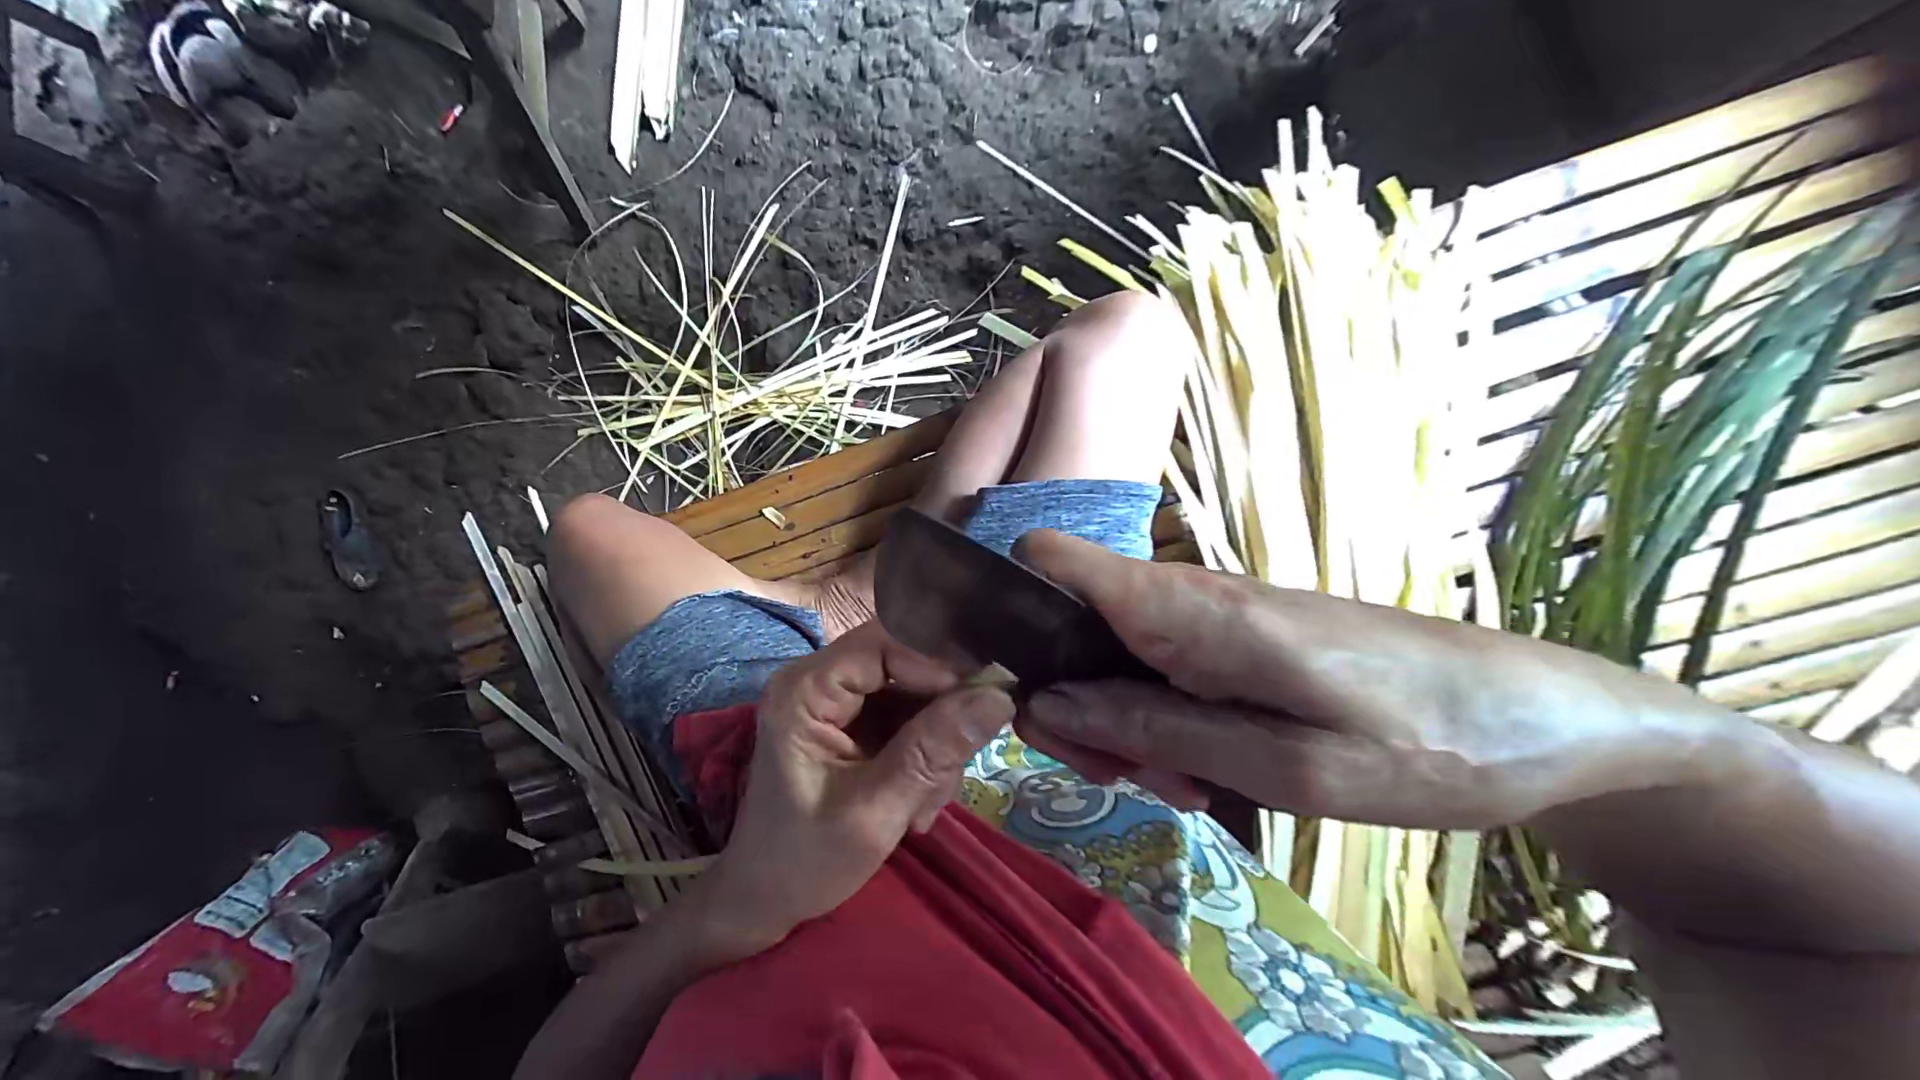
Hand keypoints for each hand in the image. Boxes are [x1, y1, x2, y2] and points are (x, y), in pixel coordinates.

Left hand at [696, 621, 1013, 955]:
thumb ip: (934, 751)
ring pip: (914, 691)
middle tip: (954, 767)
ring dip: (936, 741)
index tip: (982, 704)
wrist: (766, 898)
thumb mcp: (876, 811)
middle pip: (905, 663)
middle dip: (940, 713)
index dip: (937, 665)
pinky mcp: (853, 720)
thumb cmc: (806, 861)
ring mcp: (836, 699)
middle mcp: (819, 678)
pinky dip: (926, 751)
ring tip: (926, 801)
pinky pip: (908, 714)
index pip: (885, 643)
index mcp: (806, 689)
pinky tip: (919, 798)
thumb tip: (999, 697)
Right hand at [1011, 530, 1733, 829]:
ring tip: (1187, 785)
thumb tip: (1051, 702)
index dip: (1007, 606)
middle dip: (1070, 702)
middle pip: (1072, 626)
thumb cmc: (1432, 744)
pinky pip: (1162, 675)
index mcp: (1191, 608)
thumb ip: (1161, 729)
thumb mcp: (1289, 766)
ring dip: (1121, 725)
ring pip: (1113, 659)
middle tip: (1125, 777)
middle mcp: (1186, 598)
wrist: (1550, 719)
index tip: (1004, 684)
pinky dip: (1162, 725)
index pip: (1055, 560)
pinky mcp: (1233, 641)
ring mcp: (1210, 618)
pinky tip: (1209, 772)